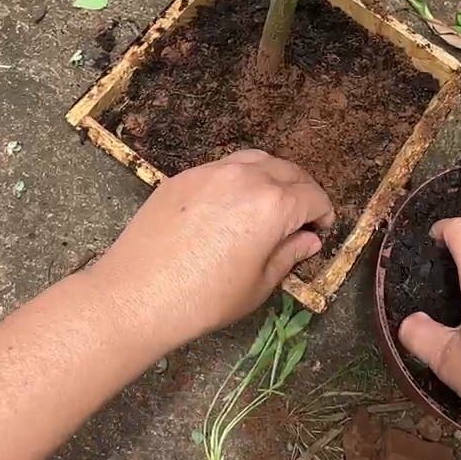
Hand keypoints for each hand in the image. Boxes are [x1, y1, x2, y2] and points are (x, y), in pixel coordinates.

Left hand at [89, 149, 334, 347]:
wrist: (136, 294)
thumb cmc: (204, 299)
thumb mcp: (258, 286)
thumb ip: (289, 255)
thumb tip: (309, 239)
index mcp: (273, 204)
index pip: (313, 197)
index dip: (324, 214)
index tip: (322, 230)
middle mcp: (247, 177)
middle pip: (289, 172)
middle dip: (303, 191)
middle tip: (303, 217)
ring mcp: (213, 171)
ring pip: (257, 160)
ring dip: (274, 176)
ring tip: (273, 202)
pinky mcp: (186, 175)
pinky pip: (225, 167)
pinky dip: (242, 177)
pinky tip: (234, 203)